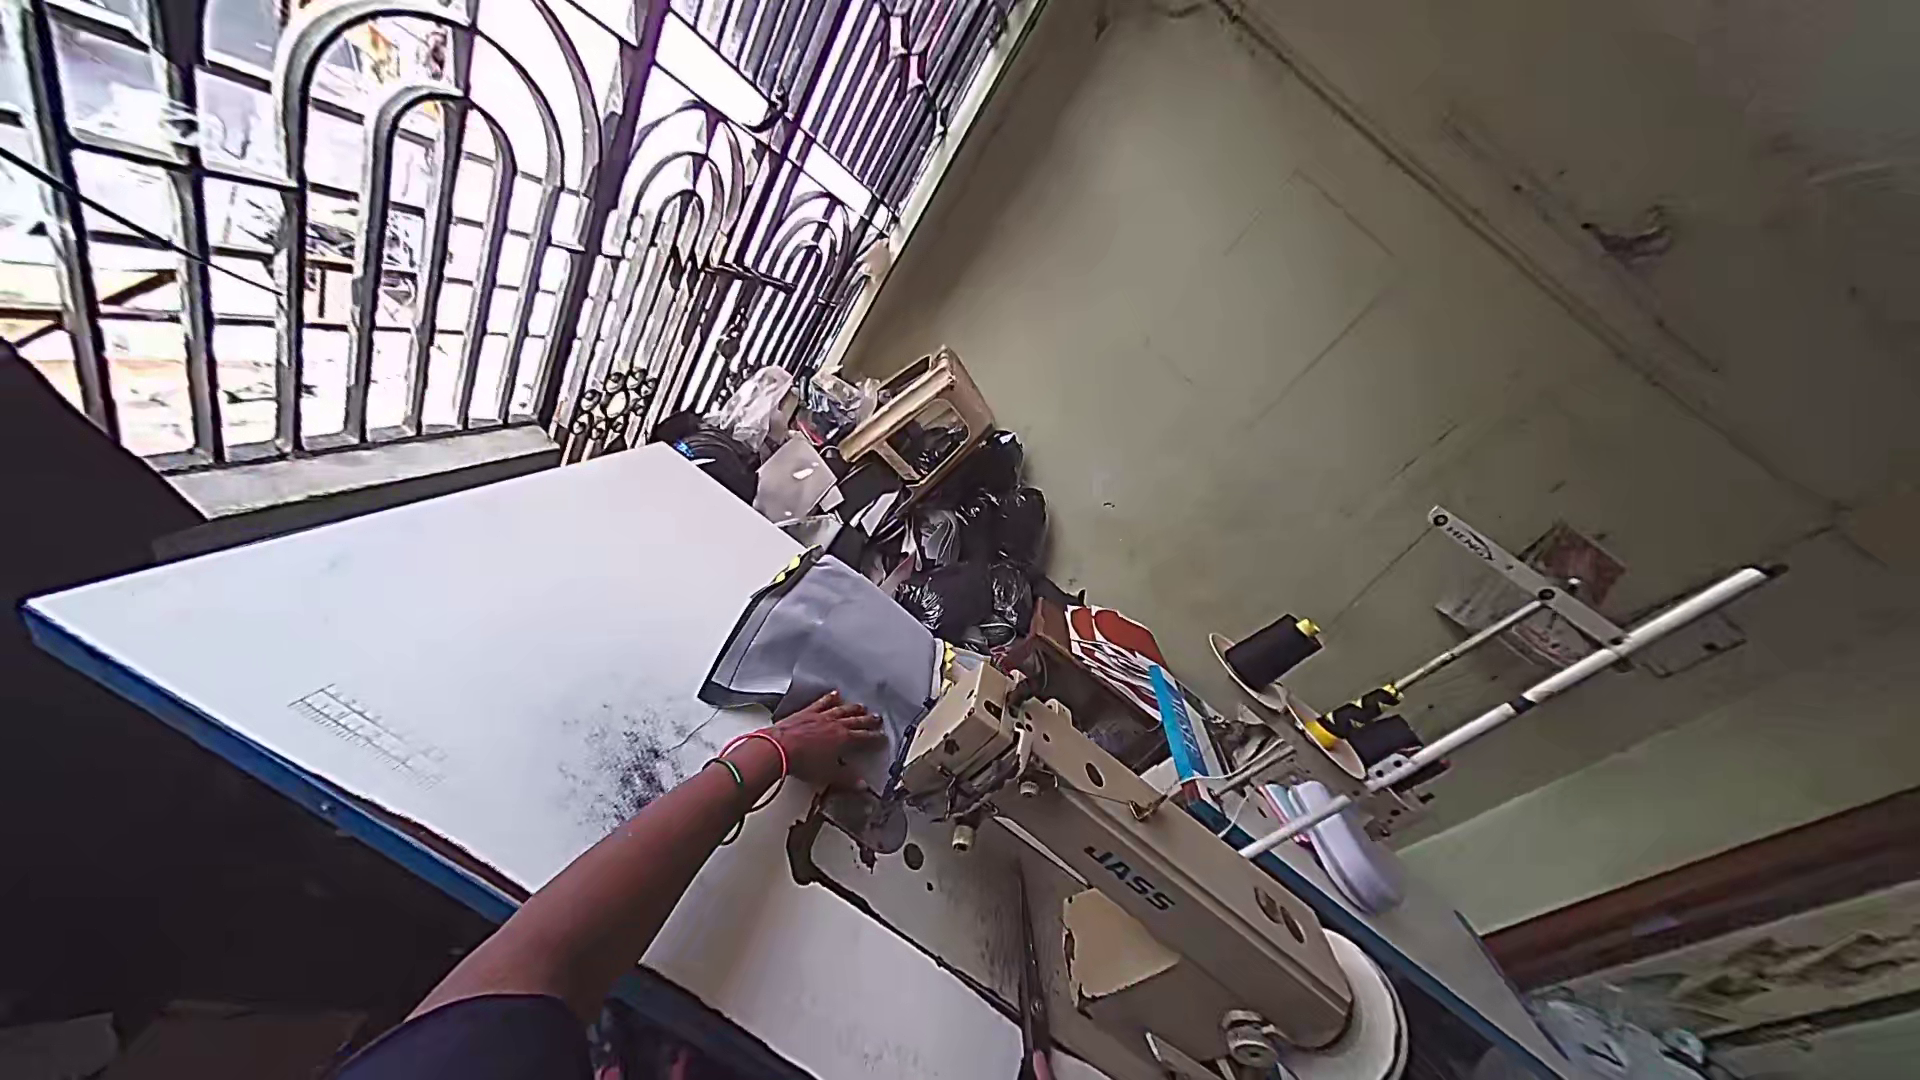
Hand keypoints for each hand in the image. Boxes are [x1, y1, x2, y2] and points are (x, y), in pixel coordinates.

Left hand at [772, 691, 886, 786]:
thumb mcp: (828, 775)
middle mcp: (835, 724)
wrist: (780, 748)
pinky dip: (830, 698)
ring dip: (853, 708)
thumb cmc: (803, 762)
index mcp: (843, 739)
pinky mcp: (807, 712)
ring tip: (861, 706)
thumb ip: (847, 779)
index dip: (875, 738)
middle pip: (856, 721)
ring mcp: (821, 716)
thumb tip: (861, 785)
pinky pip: (823, 702)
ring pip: (843, 709)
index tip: (881, 737)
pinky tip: (835, 694)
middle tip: (877, 718)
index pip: (864, 737)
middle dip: (868, 720)